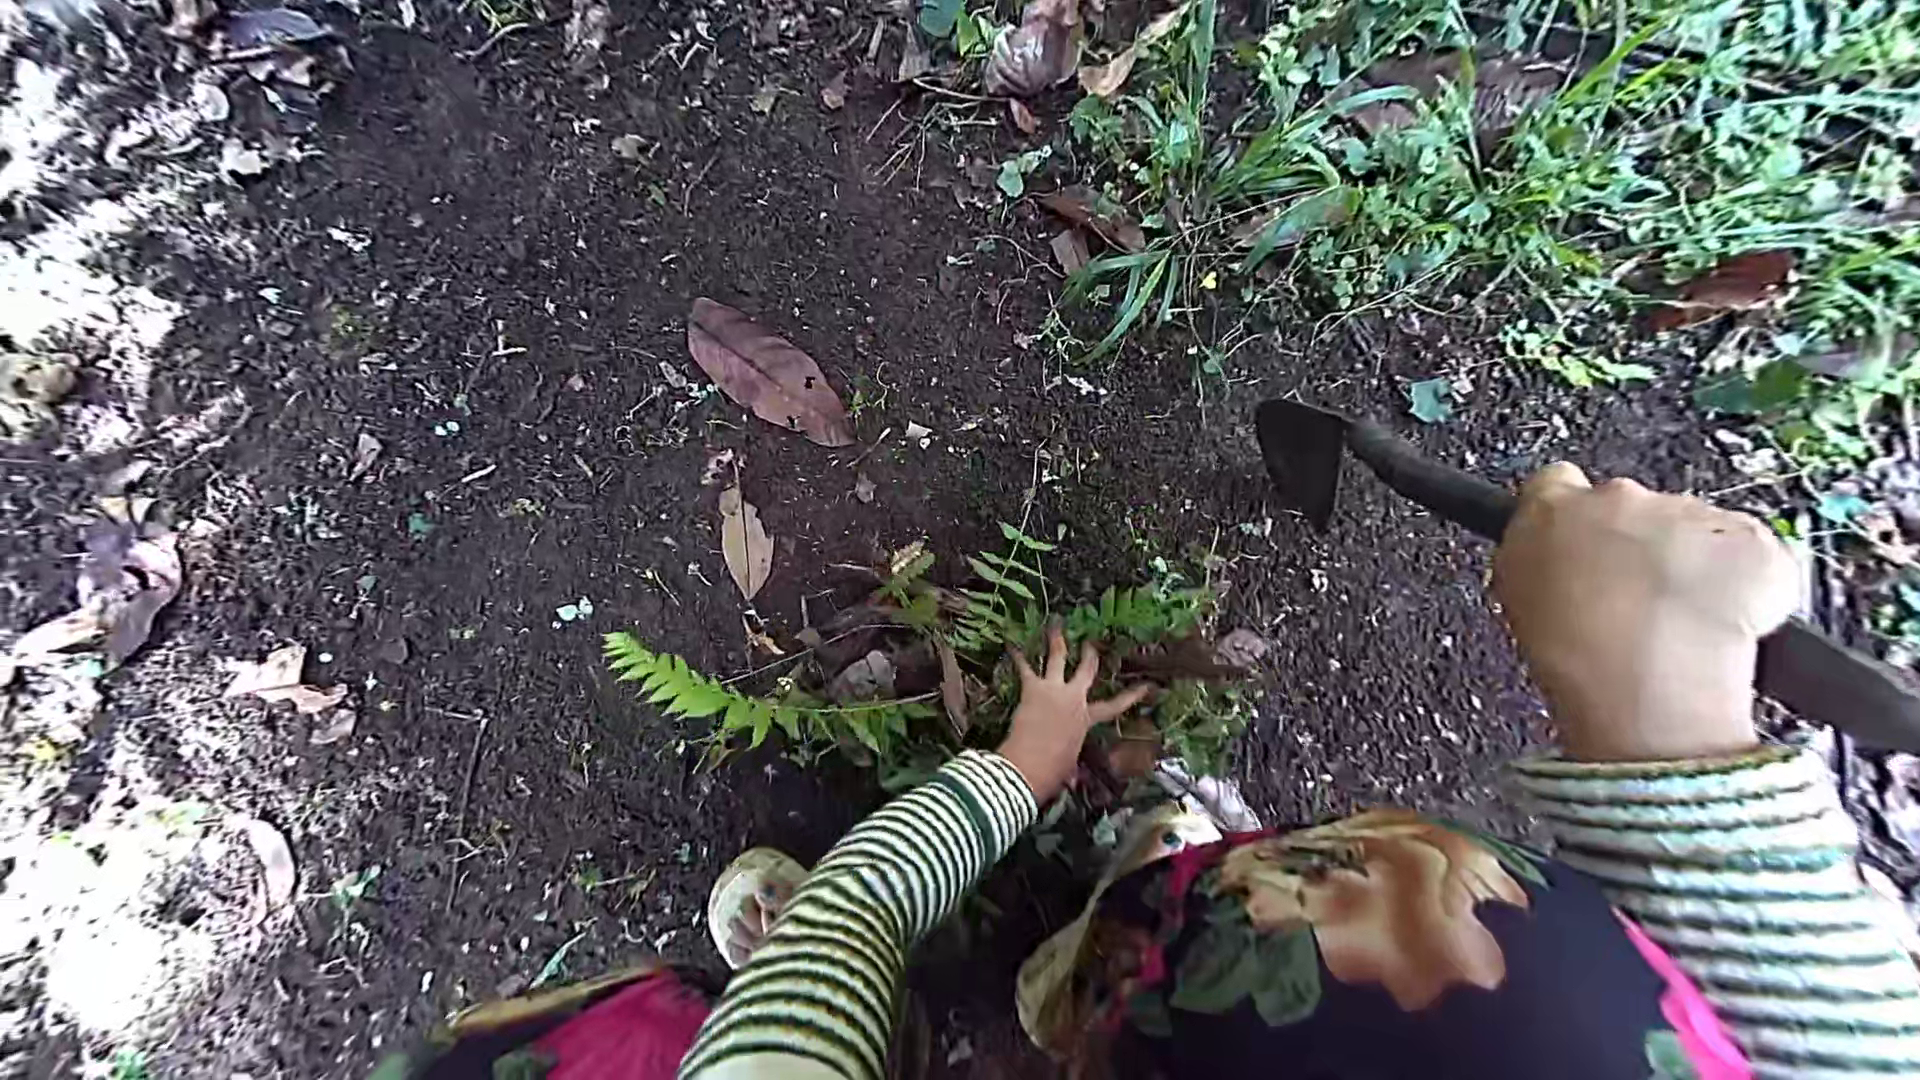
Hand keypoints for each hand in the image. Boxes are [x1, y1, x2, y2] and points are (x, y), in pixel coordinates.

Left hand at [996, 623, 1153, 800]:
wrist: (1030, 767)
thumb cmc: (1052, 772)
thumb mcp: (1069, 765)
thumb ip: (1072, 763)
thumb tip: (1071, 779)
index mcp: (1086, 720)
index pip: (1114, 706)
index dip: (1132, 695)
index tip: (1147, 685)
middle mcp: (1073, 699)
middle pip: (1085, 670)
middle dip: (1089, 655)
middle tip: (1090, 643)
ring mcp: (1054, 690)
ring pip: (1057, 657)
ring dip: (1056, 640)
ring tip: (1055, 625)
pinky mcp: (1032, 689)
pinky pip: (1025, 668)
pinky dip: (1017, 655)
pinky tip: (1011, 643)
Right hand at [1492, 463, 1799, 761]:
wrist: (1638, 670)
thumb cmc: (1564, 636)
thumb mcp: (1514, 584)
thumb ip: (1532, 545)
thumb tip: (1548, 540)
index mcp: (1551, 506)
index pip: (1554, 479)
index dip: (1563, 504)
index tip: (1572, 529)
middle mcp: (1618, 497)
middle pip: (1624, 501)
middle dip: (1628, 531)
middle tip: (1622, 581)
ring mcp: (1688, 513)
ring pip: (1687, 523)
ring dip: (1681, 552)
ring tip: (1668, 606)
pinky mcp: (1751, 536)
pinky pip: (1745, 547)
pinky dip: (1735, 573)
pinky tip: (1709, 609)